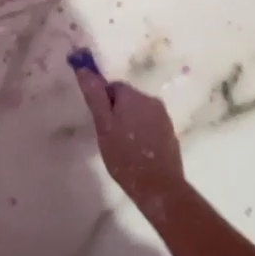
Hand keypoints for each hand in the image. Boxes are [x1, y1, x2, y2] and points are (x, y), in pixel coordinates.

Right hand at [69, 48, 185, 200]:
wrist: (159, 187)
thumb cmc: (124, 155)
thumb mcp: (103, 125)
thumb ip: (94, 96)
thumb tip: (84, 68)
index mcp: (134, 96)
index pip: (112, 87)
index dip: (103, 103)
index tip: (100, 123)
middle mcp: (151, 101)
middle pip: (127, 99)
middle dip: (116, 113)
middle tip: (109, 137)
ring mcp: (164, 118)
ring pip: (139, 113)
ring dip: (129, 123)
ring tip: (122, 147)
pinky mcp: (170, 134)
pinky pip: (150, 126)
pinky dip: (142, 134)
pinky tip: (137, 153)